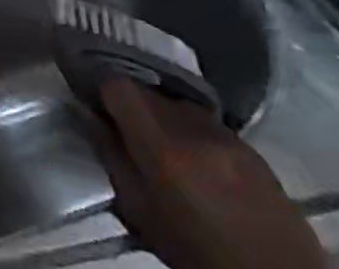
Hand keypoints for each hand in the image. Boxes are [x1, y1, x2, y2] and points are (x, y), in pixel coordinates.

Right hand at [87, 78, 325, 268]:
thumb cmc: (197, 253)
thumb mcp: (140, 214)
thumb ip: (111, 159)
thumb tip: (90, 118)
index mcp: (161, 147)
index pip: (120, 86)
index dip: (104, 93)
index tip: (101, 110)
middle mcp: (192, 127)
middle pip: (148, 90)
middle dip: (133, 106)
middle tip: (129, 133)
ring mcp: (225, 133)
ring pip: (177, 103)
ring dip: (164, 117)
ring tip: (166, 148)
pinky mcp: (248, 143)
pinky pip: (205, 121)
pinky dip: (192, 131)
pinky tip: (198, 160)